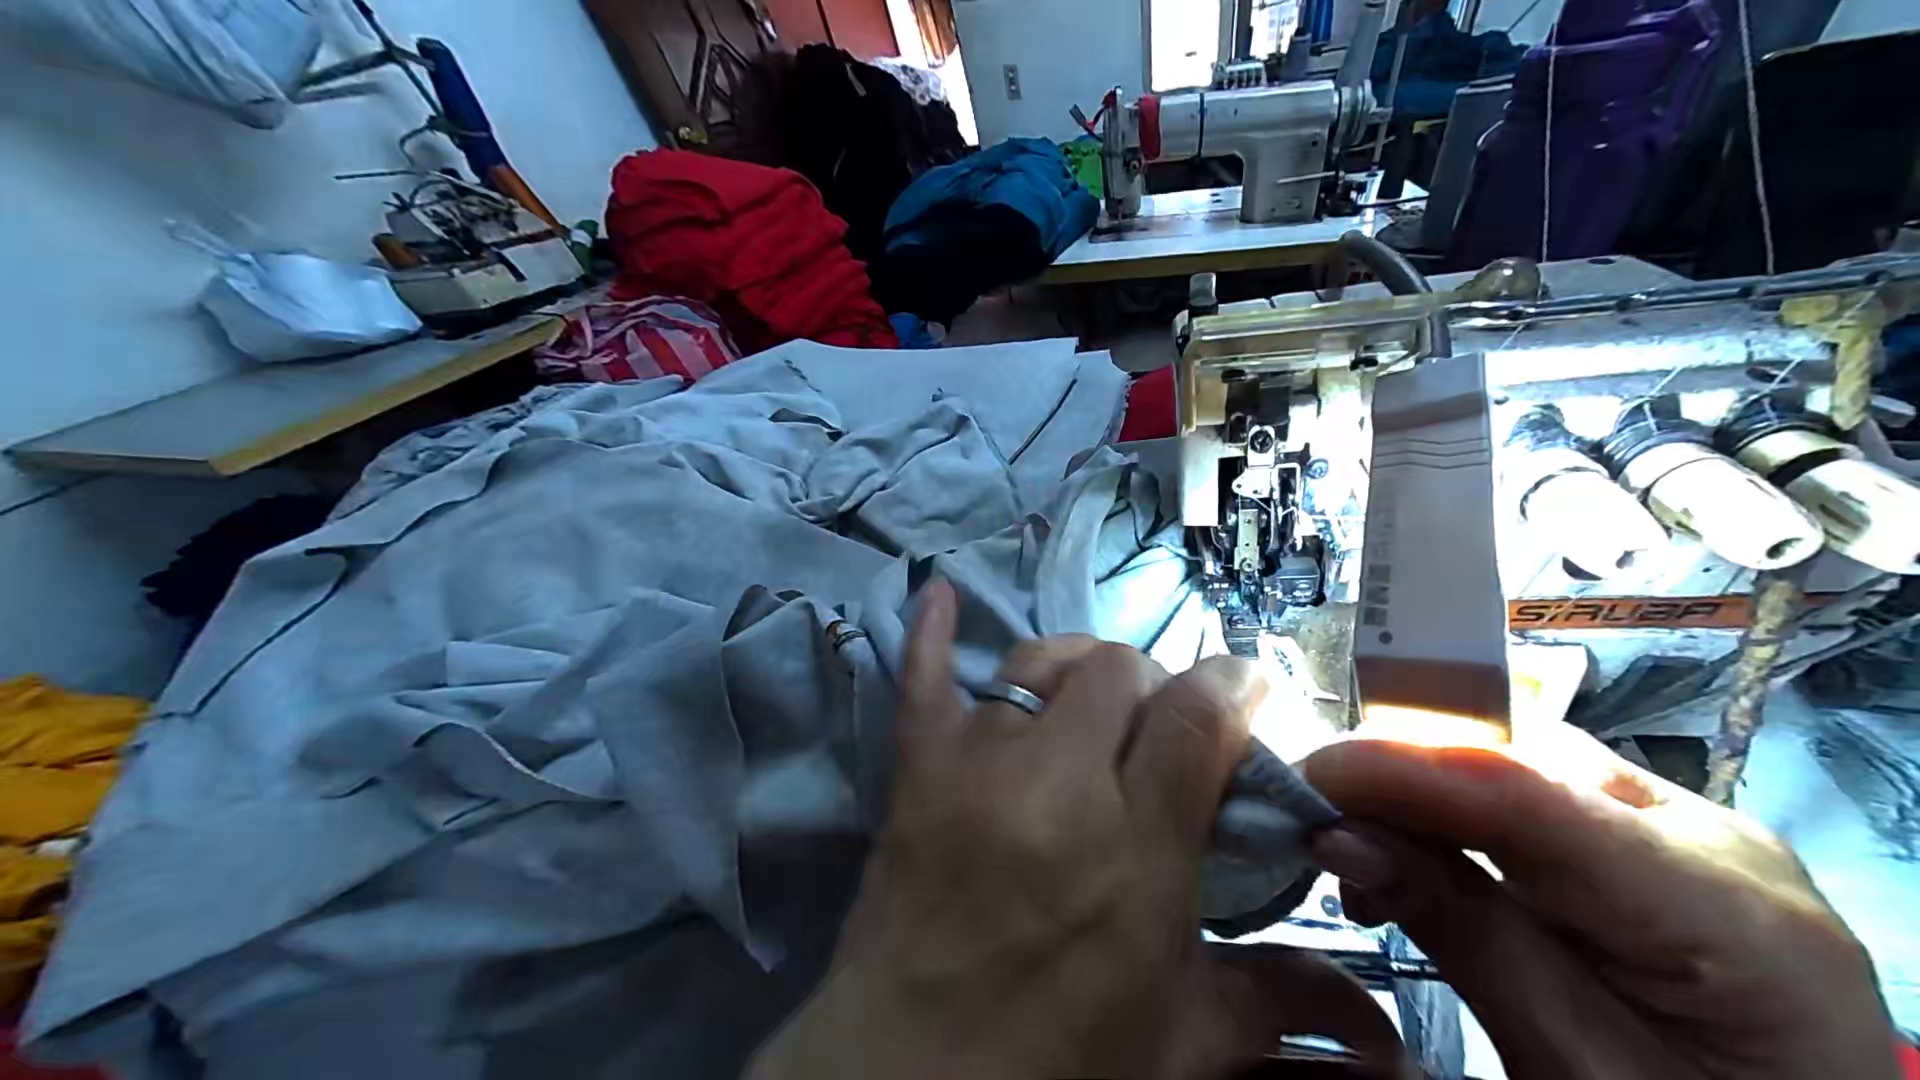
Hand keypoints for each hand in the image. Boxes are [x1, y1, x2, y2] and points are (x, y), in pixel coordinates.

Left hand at [749, 580, 1409, 1079]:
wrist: (909, 1079)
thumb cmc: (1055, 1061)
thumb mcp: (1180, 1036)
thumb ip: (1277, 1002)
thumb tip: (1388, 1031)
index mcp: (1137, 847)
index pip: (1194, 718)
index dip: (1228, 685)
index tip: (1241, 683)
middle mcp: (1059, 783)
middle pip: (1118, 672)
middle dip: (1152, 680)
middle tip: (1156, 719)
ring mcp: (978, 764)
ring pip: (1037, 665)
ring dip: (1074, 669)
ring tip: (1086, 697)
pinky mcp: (917, 766)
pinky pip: (920, 677)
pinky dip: (930, 632)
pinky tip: (939, 592)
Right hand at [1304, 721, 1902, 1079]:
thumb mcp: (1569, 1060)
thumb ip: (1462, 932)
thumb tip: (1337, 838)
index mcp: (1727, 910)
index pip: (1529, 794)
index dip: (1400, 768)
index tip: (1302, 776)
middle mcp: (1703, 833)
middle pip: (1512, 758)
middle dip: (1394, 774)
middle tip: (1314, 819)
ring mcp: (1672, 821)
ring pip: (1502, 758)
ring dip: (1409, 791)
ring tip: (1353, 848)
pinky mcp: (1632, 826)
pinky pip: (1513, 785)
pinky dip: (1440, 809)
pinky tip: (1408, 856)